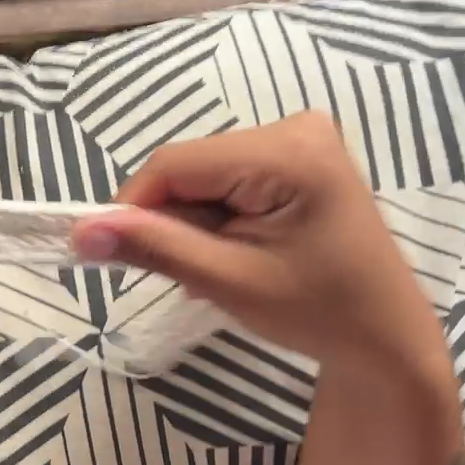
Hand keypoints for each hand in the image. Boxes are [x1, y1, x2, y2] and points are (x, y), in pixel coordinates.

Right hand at [72, 112, 448, 374]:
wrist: (385, 337)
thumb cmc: (315, 313)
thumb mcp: (226, 281)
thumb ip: (153, 247)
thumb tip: (78, 232)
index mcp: (287, 152)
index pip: (173, 164)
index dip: (131, 207)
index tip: (112, 254)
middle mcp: (293, 128)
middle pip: (187, 169)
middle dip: (170, 221)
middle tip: (187, 274)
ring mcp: (298, 139)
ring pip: (200, 178)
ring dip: (190, 224)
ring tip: (215, 270)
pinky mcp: (295, 158)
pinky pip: (223, 181)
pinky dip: (212, 220)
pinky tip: (233, 252)